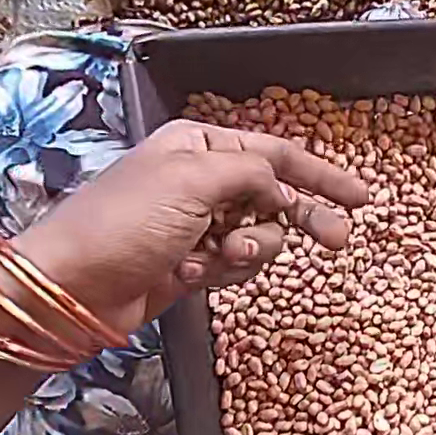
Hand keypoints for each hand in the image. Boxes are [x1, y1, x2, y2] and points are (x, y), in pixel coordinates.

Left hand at [16, 121, 371, 332]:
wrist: (75, 287)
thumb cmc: (127, 221)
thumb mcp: (192, 180)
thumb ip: (251, 173)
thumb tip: (283, 190)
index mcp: (201, 147)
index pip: (277, 154)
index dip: (321, 175)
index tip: (360, 197)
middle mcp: (204, 182)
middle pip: (276, 197)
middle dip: (302, 219)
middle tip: (337, 240)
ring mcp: (201, 225)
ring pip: (261, 236)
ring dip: (248, 250)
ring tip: (218, 257)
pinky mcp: (197, 262)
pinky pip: (237, 264)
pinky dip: (222, 271)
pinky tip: (193, 273)